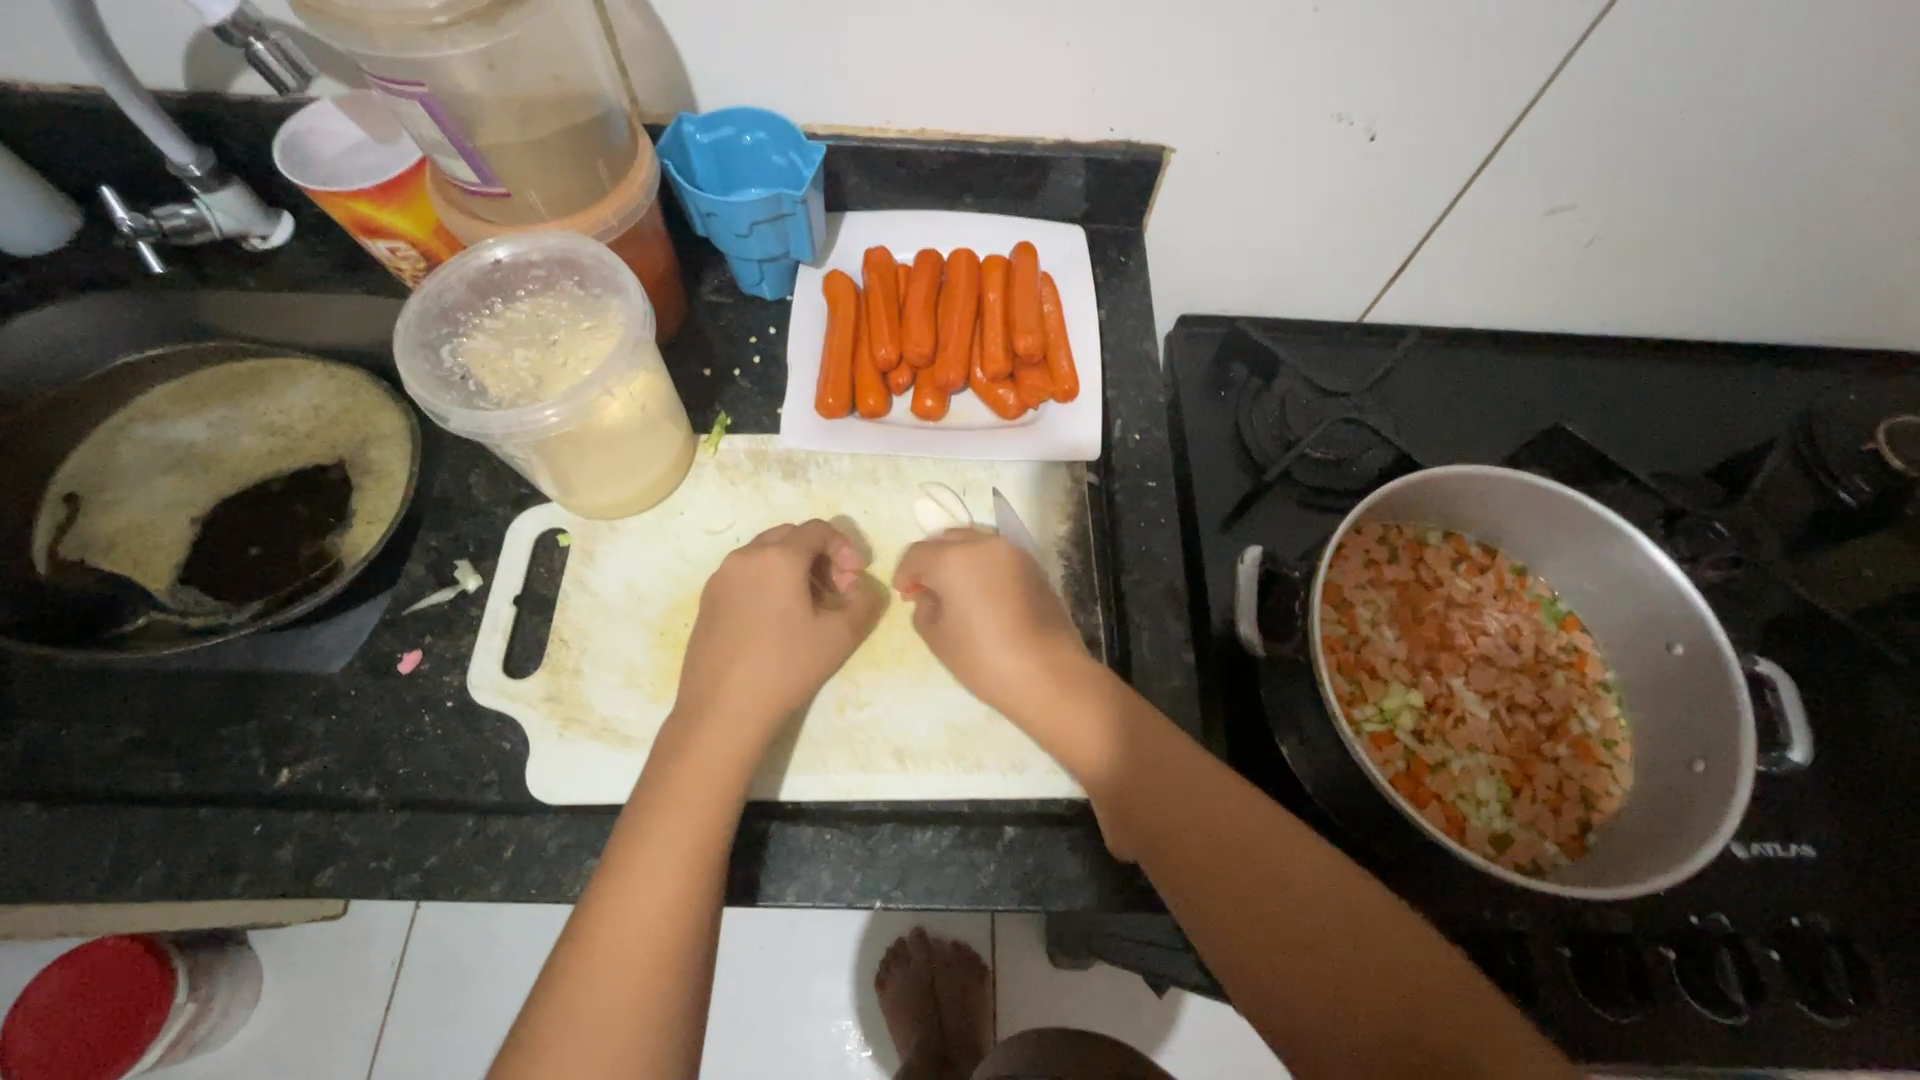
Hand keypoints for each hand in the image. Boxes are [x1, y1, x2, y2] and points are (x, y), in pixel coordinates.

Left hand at [672, 520, 884, 752]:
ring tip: (811, 607)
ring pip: (765, 555)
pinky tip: (780, 621)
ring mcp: (721, 578)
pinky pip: (746, 575)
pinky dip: (770, 583)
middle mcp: (744, 557)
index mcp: (777, 557)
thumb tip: (863, 590)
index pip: (818, 530)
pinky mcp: (708, 600)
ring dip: (795, 569)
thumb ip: (864, 603)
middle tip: (837, 590)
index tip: (856, 579)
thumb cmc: (785, 667)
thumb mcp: (840, 636)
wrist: (723, 709)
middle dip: (820, 556)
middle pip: (790, 537)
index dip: (845, 548)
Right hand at [892, 528, 1096, 724]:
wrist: (1048, 674)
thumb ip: (924, 607)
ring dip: (959, 559)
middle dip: (932, 561)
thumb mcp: (938, 637)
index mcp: (954, 558)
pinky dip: (983, 566)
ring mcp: (1014, 552)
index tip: (905, 595)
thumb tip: (929, 594)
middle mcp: (985, 544)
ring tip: (955, 591)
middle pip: (947, 540)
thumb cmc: (985, 658)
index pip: (917, 554)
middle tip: (927, 591)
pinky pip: (998, 556)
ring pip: (975, 542)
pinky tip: (982, 594)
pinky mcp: (1035, 566)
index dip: (905, 573)